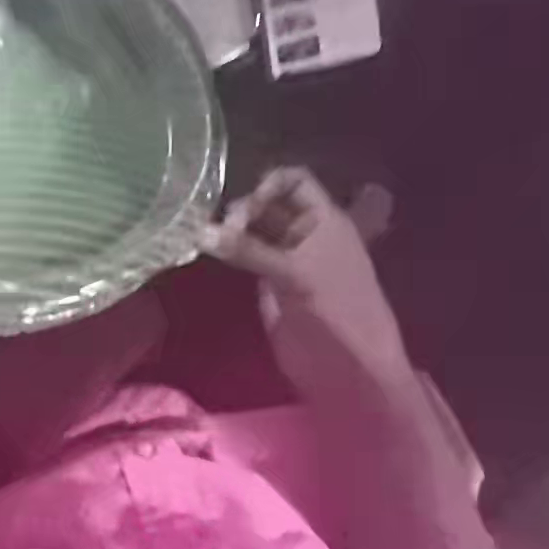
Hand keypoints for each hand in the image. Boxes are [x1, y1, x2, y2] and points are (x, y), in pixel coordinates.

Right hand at [201, 168, 415, 405]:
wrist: (349, 366)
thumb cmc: (336, 309)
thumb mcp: (295, 273)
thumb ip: (248, 251)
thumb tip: (200, 232)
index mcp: (324, 220)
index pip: (295, 182)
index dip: (269, 185)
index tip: (245, 209)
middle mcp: (305, 233)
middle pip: (269, 205)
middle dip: (244, 210)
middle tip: (220, 230)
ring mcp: (286, 259)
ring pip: (254, 231)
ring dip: (232, 231)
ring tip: (208, 239)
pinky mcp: (270, 284)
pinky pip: (246, 257)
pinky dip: (229, 252)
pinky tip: (210, 252)